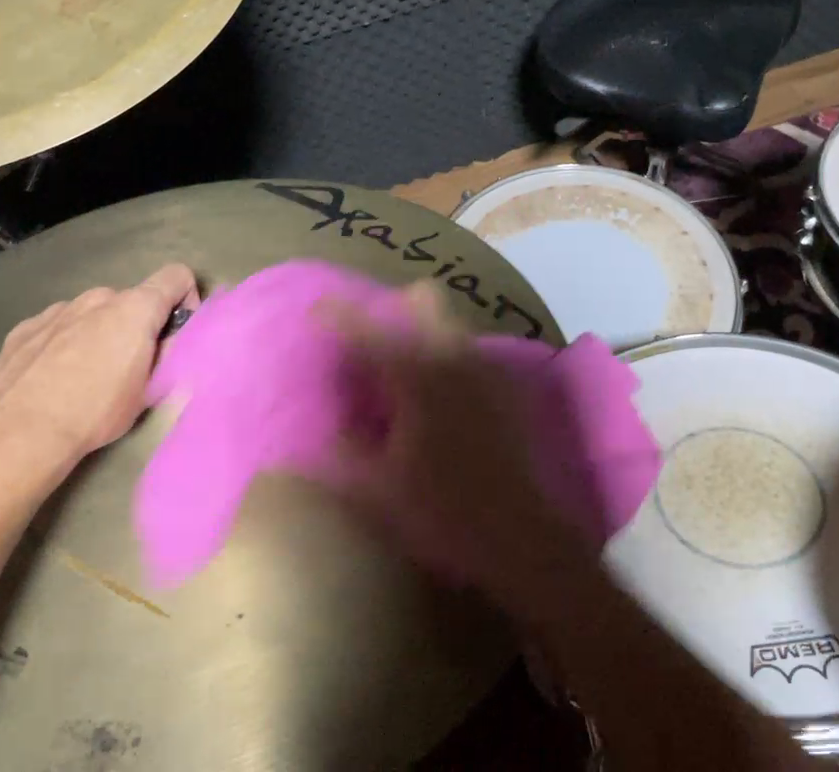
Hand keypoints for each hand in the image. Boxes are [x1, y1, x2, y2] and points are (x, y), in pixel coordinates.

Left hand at [0, 264, 198, 464]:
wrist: (18, 432)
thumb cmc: (95, 411)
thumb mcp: (150, 390)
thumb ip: (169, 355)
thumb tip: (174, 340)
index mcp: (135, 308)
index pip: (177, 276)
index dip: (186, 299)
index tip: (176, 333)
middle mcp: (97, 298)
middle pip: (131, 301)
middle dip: (137, 326)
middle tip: (130, 366)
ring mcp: (56, 310)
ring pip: (92, 313)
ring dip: (99, 333)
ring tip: (86, 375)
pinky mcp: (24, 328)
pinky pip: (58, 327)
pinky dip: (64, 343)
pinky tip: (53, 377)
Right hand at [337, 283, 591, 605]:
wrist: (522, 537)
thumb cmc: (444, 514)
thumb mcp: (377, 491)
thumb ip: (343, 453)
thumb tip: (323, 428)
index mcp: (418, 377)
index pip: (370, 331)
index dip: (339, 314)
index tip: (316, 310)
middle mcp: (455, 359)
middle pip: (424, 300)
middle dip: (392, 310)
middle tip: (367, 346)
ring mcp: (486, 371)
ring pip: (449, 325)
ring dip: (420, 333)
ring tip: (397, 375)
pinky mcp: (506, 389)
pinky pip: (469, 353)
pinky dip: (445, 358)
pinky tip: (435, 399)